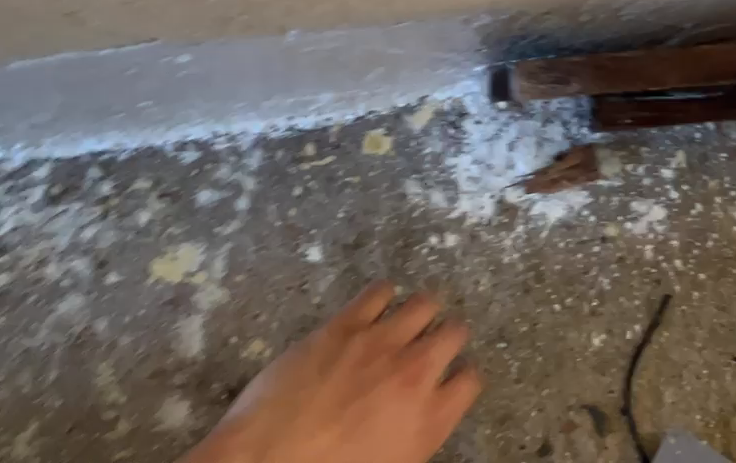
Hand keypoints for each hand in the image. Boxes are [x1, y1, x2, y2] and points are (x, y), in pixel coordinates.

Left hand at [182, 281, 481, 462]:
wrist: (265, 462)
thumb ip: (415, 433)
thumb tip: (418, 417)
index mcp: (427, 421)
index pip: (470, 381)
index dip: (463, 377)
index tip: (453, 376)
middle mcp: (413, 374)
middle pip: (454, 333)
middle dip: (449, 335)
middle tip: (436, 341)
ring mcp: (379, 343)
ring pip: (424, 304)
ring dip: (423, 311)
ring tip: (413, 316)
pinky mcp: (345, 323)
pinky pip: (379, 291)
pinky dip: (383, 294)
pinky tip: (378, 301)